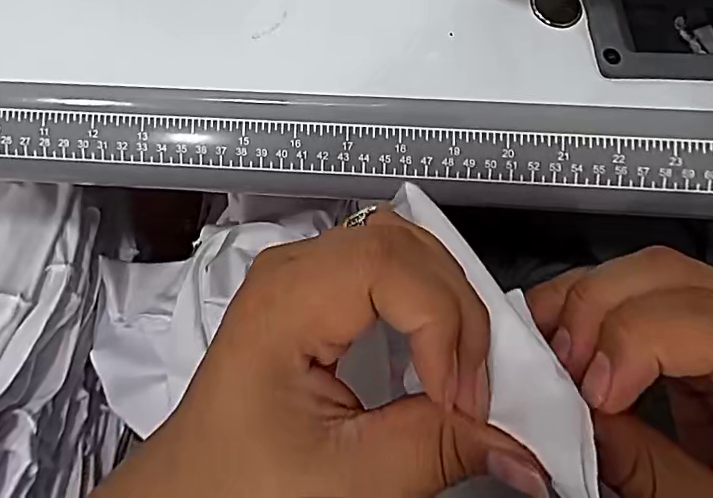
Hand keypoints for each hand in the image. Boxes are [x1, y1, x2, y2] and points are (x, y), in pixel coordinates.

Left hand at [94, 211, 548, 497]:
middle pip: (398, 242)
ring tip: (455, 369)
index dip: (440, 322)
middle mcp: (293, 268)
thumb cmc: (240, 482)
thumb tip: (518, 452)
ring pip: (396, 240)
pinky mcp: (316, 285)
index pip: (385, 263)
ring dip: (443, 295)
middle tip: (469, 390)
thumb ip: (433, 453)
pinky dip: (424, 293)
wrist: (194, 486)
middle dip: (452, 309)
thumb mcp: (341, 481)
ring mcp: (303, 270)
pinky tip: (432, 342)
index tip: (460, 398)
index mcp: (286, 300)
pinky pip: (384, 259)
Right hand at [526, 247, 712, 497]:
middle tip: (556, 362)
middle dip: (598, 304)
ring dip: (587, 299)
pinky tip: (567, 337)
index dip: (634, 338)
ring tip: (548, 346)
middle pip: (673, 275)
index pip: (712, 321)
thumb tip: (573, 415)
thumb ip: (658, 476)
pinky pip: (645, 297)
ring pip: (650, 272)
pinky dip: (596, 310)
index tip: (589, 391)